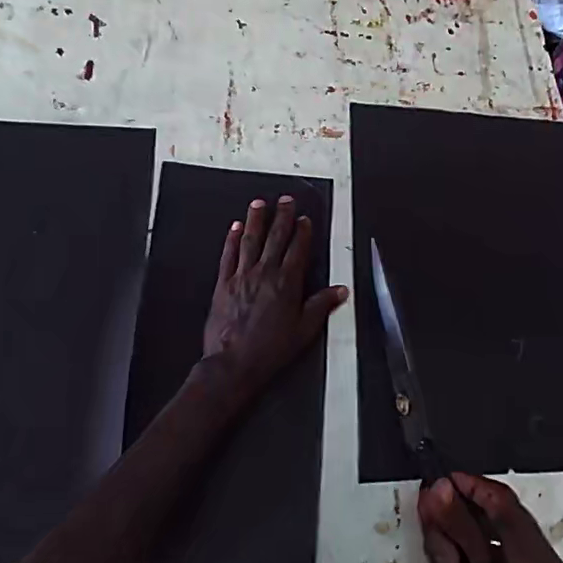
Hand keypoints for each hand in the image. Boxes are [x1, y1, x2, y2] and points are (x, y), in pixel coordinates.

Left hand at [199, 196, 348, 398]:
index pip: (297, 249)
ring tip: (259, 203)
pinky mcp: (223, 284)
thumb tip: (339, 291)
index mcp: (287, 283)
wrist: (234, 363)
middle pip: (276, 238)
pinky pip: (228, 255)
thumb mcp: (304, 330)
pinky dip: (231, 239)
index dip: (302, 232)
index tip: (304, 219)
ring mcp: (242, 276)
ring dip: (256, 219)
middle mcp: (265, 274)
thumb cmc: (269, 349)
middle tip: (285, 200)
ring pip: (251, 240)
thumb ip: (321, 306)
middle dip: (282, 216)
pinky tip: (235, 227)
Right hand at [420, 472, 562, 562]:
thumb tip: (437, 485)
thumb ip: (470, 514)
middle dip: (443, 545)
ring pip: (441, 545)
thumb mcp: (508, 544)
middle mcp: (486, 520)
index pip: (451, 485)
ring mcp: (479, 547)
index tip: (442, 529)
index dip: (440, 504)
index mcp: (497, 503)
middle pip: (441, 517)